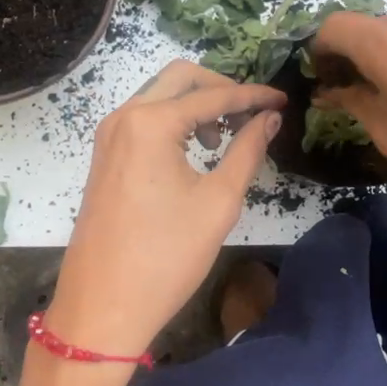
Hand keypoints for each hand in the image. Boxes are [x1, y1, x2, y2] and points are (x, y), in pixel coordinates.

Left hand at [43, 61, 284, 365]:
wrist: (103, 308)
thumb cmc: (166, 257)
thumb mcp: (219, 201)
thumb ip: (247, 150)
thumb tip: (270, 117)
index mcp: (150, 123)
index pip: (212, 94)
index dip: (252, 95)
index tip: (283, 99)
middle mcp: (124, 117)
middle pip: (180, 78)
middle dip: (221, 88)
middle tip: (253, 114)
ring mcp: (108, 136)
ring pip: (160, 96)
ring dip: (196, 104)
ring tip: (224, 139)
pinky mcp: (104, 156)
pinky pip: (144, 119)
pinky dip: (175, 122)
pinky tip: (196, 151)